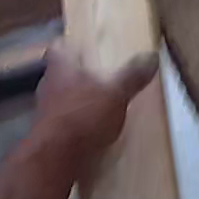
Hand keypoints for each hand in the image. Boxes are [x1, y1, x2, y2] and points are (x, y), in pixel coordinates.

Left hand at [28, 43, 159, 170]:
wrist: (56, 156)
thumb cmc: (84, 114)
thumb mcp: (116, 93)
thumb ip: (132, 75)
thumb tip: (152, 55)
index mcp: (61, 66)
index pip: (59, 45)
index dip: (71, 42)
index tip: (87, 45)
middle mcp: (49, 83)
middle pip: (62, 71)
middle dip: (80, 71)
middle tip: (103, 73)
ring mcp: (46, 108)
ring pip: (64, 94)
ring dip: (80, 96)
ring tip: (103, 101)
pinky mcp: (49, 130)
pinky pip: (66, 117)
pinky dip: (79, 118)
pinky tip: (95, 125)